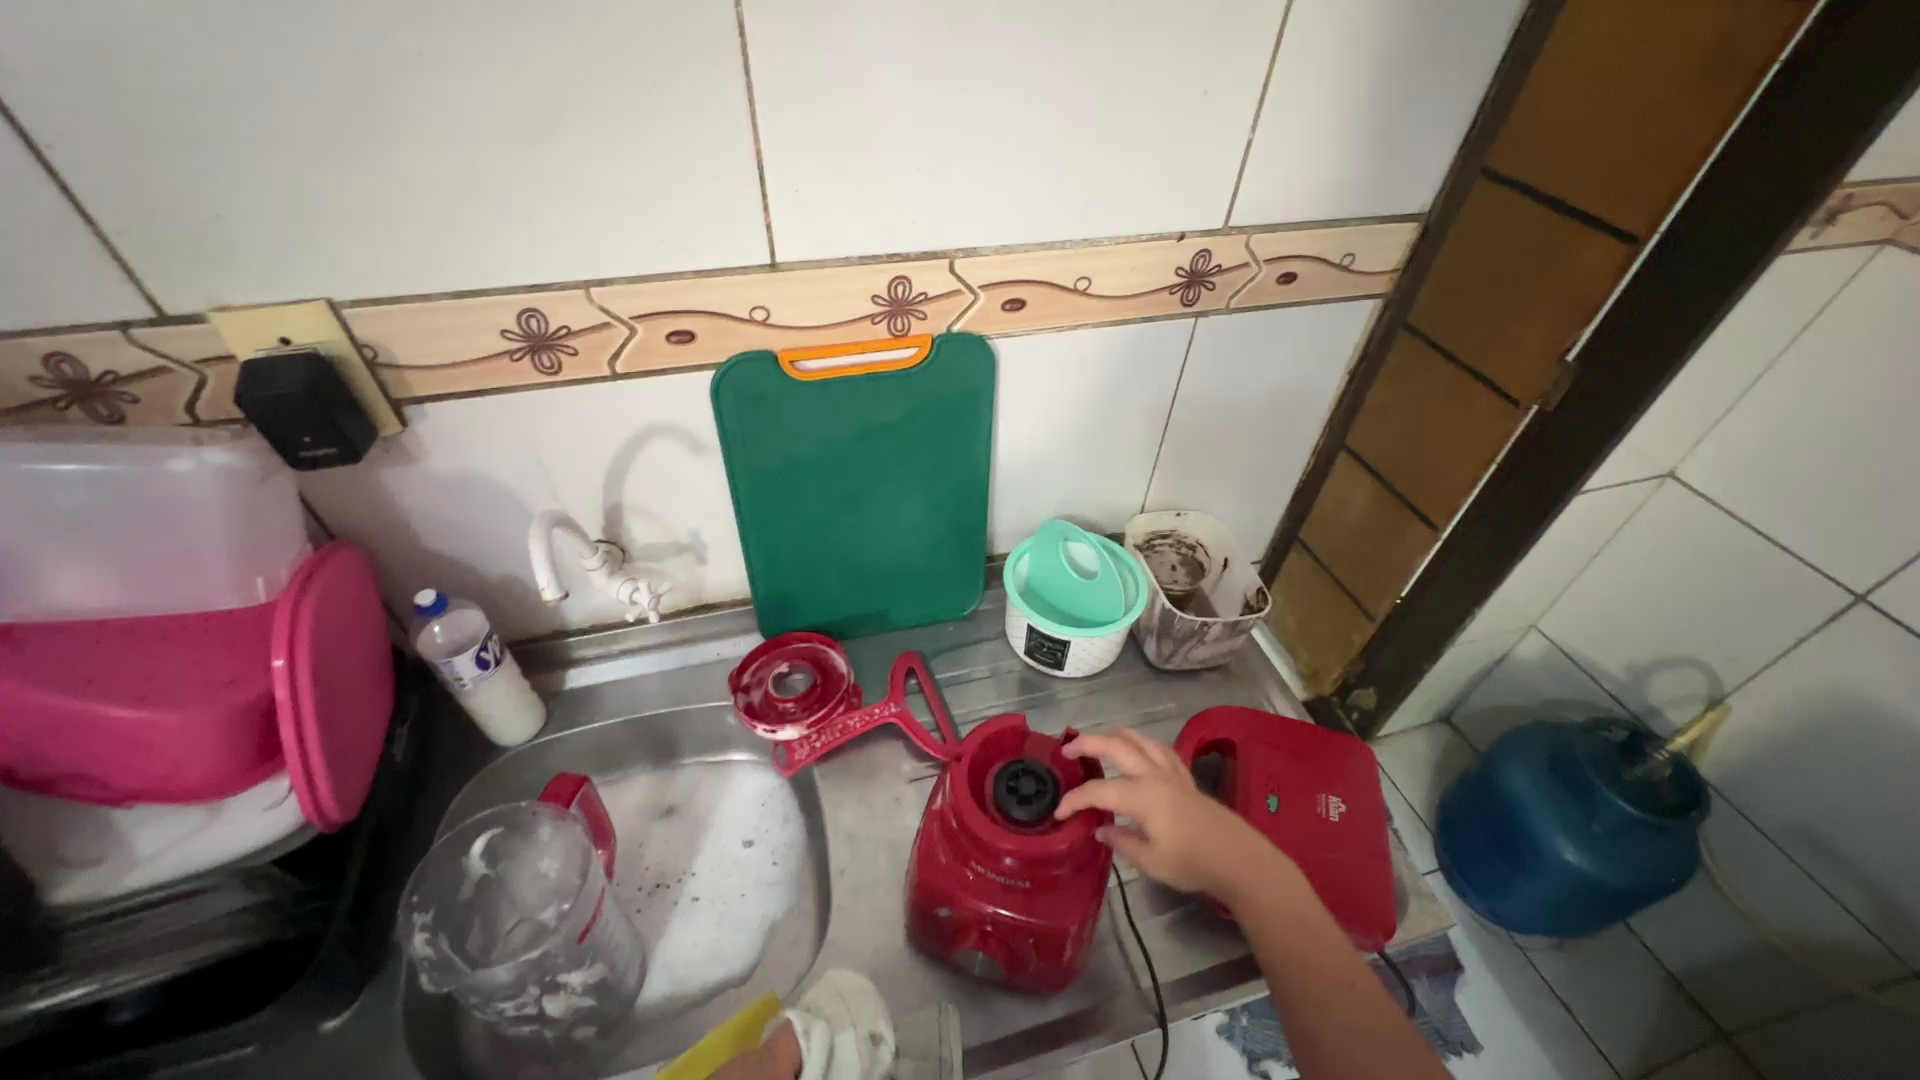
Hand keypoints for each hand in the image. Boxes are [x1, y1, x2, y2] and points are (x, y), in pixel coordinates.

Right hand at [1052, 729, 1285, 896]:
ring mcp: (1172, 773)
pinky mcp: (1186, 778)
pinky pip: (1159, 749)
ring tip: (1097, 743)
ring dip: (1114, 736)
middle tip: (1066, 752)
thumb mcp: (1151, 862)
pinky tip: (1138, 751)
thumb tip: (1100, 830)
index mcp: (1141, 796)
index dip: (1074, 800)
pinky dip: (1141, 744)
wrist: (1238, 859)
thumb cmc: (1193, 863)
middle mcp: (1154, 776)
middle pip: (1115, 746)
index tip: (1058, 813)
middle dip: (1087, 744)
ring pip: (1139, 739)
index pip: (1097, 791)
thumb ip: (1122, 842)